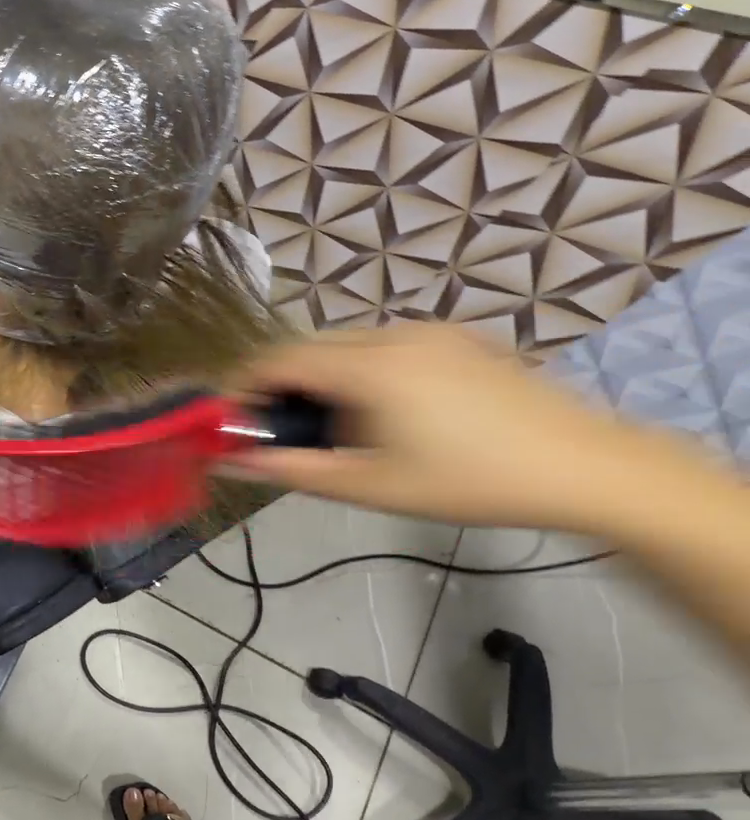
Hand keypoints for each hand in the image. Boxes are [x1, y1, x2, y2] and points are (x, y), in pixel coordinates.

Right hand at [229, 323, 647, 534]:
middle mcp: (393, 335)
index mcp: (368, 367)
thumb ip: (289, 469)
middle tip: (279, 429)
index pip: (275, 360)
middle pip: (306, 347)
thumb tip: (228, 462)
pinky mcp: (459, 340)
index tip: (230, 422)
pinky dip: (359, 369)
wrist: (590, 469)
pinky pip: (383, 344)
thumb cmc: (468, 482)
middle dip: (280, 384)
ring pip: (344, 343)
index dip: (242, 387)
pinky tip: (381, 410)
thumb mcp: (368, 486)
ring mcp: (431, 333)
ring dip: (320, 376)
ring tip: (333, 425)